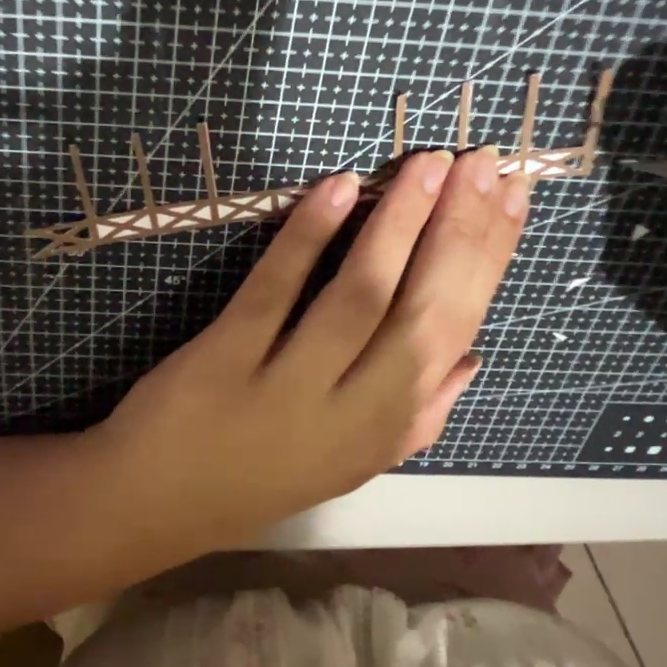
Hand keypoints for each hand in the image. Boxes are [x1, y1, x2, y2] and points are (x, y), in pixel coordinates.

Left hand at [92, 147, 530, 548]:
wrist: (154, 503)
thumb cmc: (257, 475)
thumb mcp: (352, 462)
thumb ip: (418, 416)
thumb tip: (474, 357)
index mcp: (388, 429)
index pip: (456, 332)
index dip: (489, 261)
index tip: (511, 196)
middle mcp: (350, 412)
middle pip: (421, 311)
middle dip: (459, 233)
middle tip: (480, 164)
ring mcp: (286, 386)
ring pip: (359, 296)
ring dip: (397, 224)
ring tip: (426, 166)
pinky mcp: (224, 358)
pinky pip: (274, 289)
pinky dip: (308, 235)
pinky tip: (337, 186)